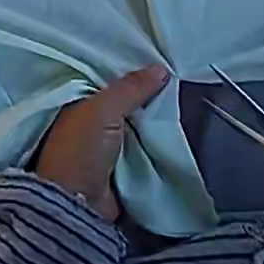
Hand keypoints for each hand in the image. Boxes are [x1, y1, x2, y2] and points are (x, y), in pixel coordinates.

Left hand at [33, 65, 169, 220]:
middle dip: (149, 94)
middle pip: (127, 101)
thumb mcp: (103, 110)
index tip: (160, 59)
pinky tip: (177, 128)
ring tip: (186, 98)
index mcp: (79, 100)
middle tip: (180, 78)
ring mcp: (107, 144)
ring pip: (138, 123)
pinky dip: (157, 140)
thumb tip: (161, 68)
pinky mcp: (121, 166)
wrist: (76, 205)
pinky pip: (144, 146)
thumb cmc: (80, 149)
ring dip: (156, 118)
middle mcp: (92, 119)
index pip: (109, 77)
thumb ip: (131, 88)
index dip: (132, 69)